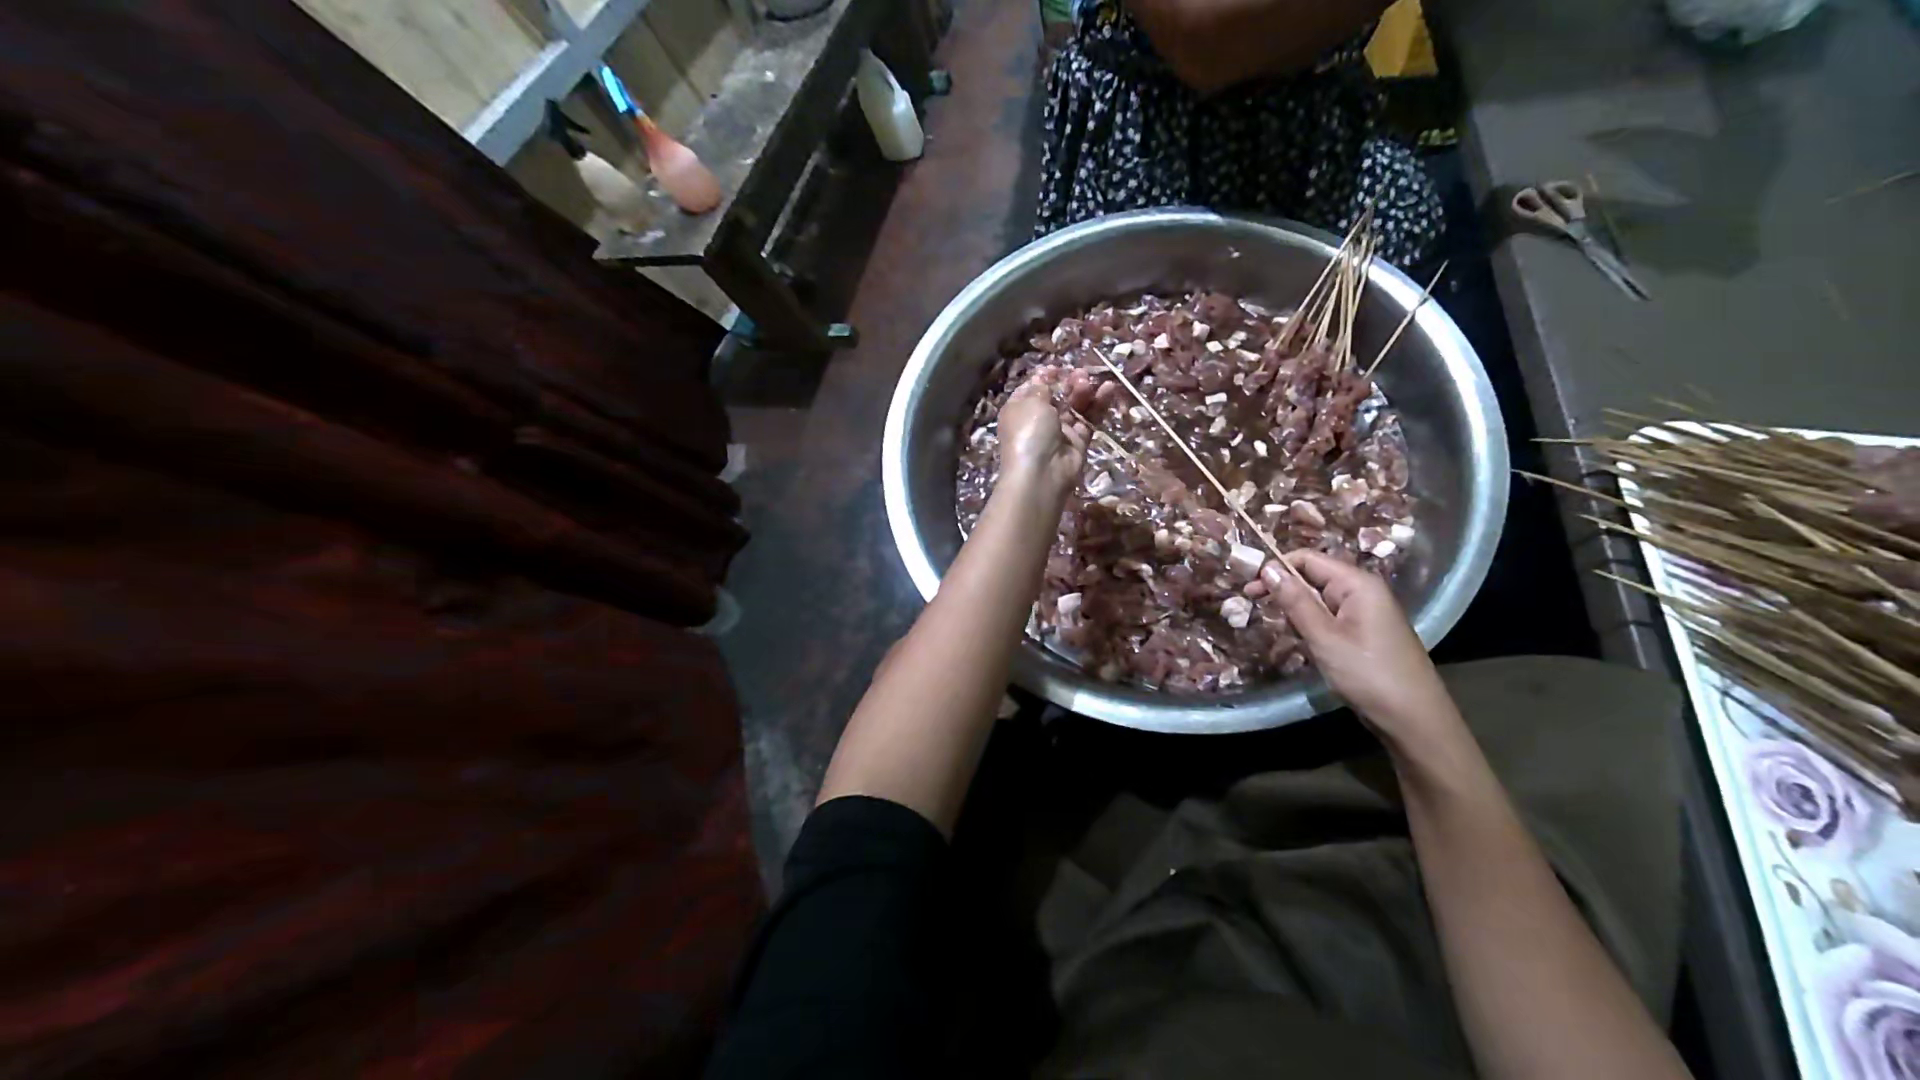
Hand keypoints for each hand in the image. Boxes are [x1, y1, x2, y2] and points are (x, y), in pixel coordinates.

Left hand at [998, 378, 1086, 501]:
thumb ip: (1042, 387)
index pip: (1033, 388)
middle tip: (1081, 374)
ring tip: (1093, 382)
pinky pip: (1089, 420)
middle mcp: (1038, 420)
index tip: (1058, 368)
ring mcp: (1059, 432)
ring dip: (1084, 392)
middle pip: (1057, 396)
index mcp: (1019, 409)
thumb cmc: (1029, 432)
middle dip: (1069, 383)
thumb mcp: (1030, 402)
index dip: (1046, 377)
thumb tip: (1044, 377)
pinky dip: (1098, 405)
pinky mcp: (1078, 442)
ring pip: (1075, 407)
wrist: (1041, 474)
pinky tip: (1109, 389)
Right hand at [1268, 550, 1459, 743]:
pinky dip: (1309, 622)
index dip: (1277, 567)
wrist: (1413, 718)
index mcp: (1357, 584)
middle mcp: (1363, 591)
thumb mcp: (1324, 637)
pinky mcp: (1364, 633)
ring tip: (1274, 624)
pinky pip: (1329, 616)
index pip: (1308, 559)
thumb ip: (1295, 601)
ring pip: (1319, 598)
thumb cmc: (1367, 674)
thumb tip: (1268, 569)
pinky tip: (1298, 638)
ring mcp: (1365, 613)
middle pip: (1314, 576)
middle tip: (1250, 603)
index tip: (1248, 587)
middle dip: (1283, 587)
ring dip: (1294, 607)